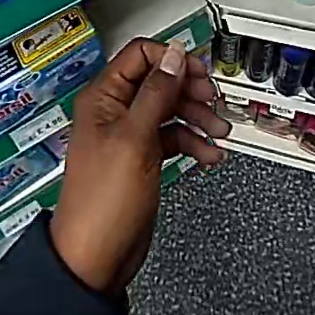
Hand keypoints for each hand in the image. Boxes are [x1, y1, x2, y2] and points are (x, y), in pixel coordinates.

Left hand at [49, 38, 228, 293]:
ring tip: (218, 129)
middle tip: (211, 100)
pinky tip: (209, 153)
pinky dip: (193, 141)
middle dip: (190, 90)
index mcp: (104, 97)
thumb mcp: (135, 138)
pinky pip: (174, 136)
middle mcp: (116, 110)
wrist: (97, 259)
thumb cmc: (102, 202)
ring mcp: (130, 134)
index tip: (197, 71)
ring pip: (171, 108)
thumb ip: (157, 93)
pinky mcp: (144, 156)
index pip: (141, 56)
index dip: (171, 59)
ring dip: (198, 116)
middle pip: (161, 81)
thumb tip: (174, 56)